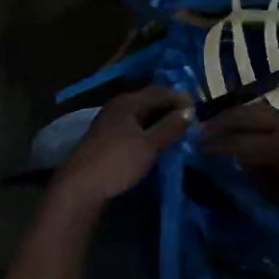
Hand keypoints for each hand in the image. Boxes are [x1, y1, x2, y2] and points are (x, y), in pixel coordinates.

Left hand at [51, 87, 193, 206]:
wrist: (80, 187)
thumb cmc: (118, 162)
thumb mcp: (149, 145)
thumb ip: (170, 126)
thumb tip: (189, 111)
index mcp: (128, 102)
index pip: (159, 92)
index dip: (180, 99)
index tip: (198, 111)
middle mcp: (118, 106)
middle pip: (149, 101)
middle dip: (170, 109)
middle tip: (190, 122)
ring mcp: (110, 121)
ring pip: (141, 114)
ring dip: (160, 120)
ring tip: (177, 132)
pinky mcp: (107, 137)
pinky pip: (134, 125)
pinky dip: (148, 129)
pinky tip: (157, 141)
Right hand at [200, 102, 278, 211]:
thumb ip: (258, 177)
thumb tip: (239, 163)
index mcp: (276, 148)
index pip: (236, 144)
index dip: (214, 147)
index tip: (198, 149)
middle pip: (242, 117)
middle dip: (219, 123)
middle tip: (201, 131)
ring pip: (255, 109)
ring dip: (234, 115)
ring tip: (218, 123)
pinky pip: (269, 111)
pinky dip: (251, 114)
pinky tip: (244, 123)